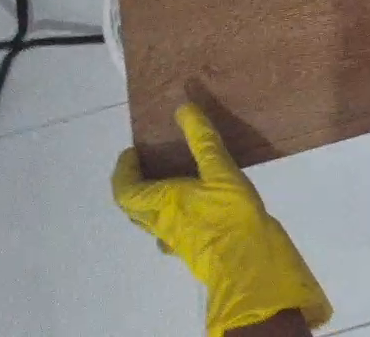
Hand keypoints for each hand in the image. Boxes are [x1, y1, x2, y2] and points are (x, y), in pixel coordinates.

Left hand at [113, 105, 331, 336]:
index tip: (130, 153)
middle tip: (143, 166)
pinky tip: (186, 217)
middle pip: (133, 208)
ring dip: (148, 204)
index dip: (123, 171)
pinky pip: (170, 232)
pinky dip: (169, 219)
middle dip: (132, 187)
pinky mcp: (192, 249)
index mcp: (162, 203)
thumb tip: (183, 108)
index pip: (125, 190)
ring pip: (150, 221)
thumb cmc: (230, 213)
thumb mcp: (221, 170)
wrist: (246, 260)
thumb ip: (203, 140)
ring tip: (164, 185)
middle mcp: (161, 223)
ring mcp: (175, 239)